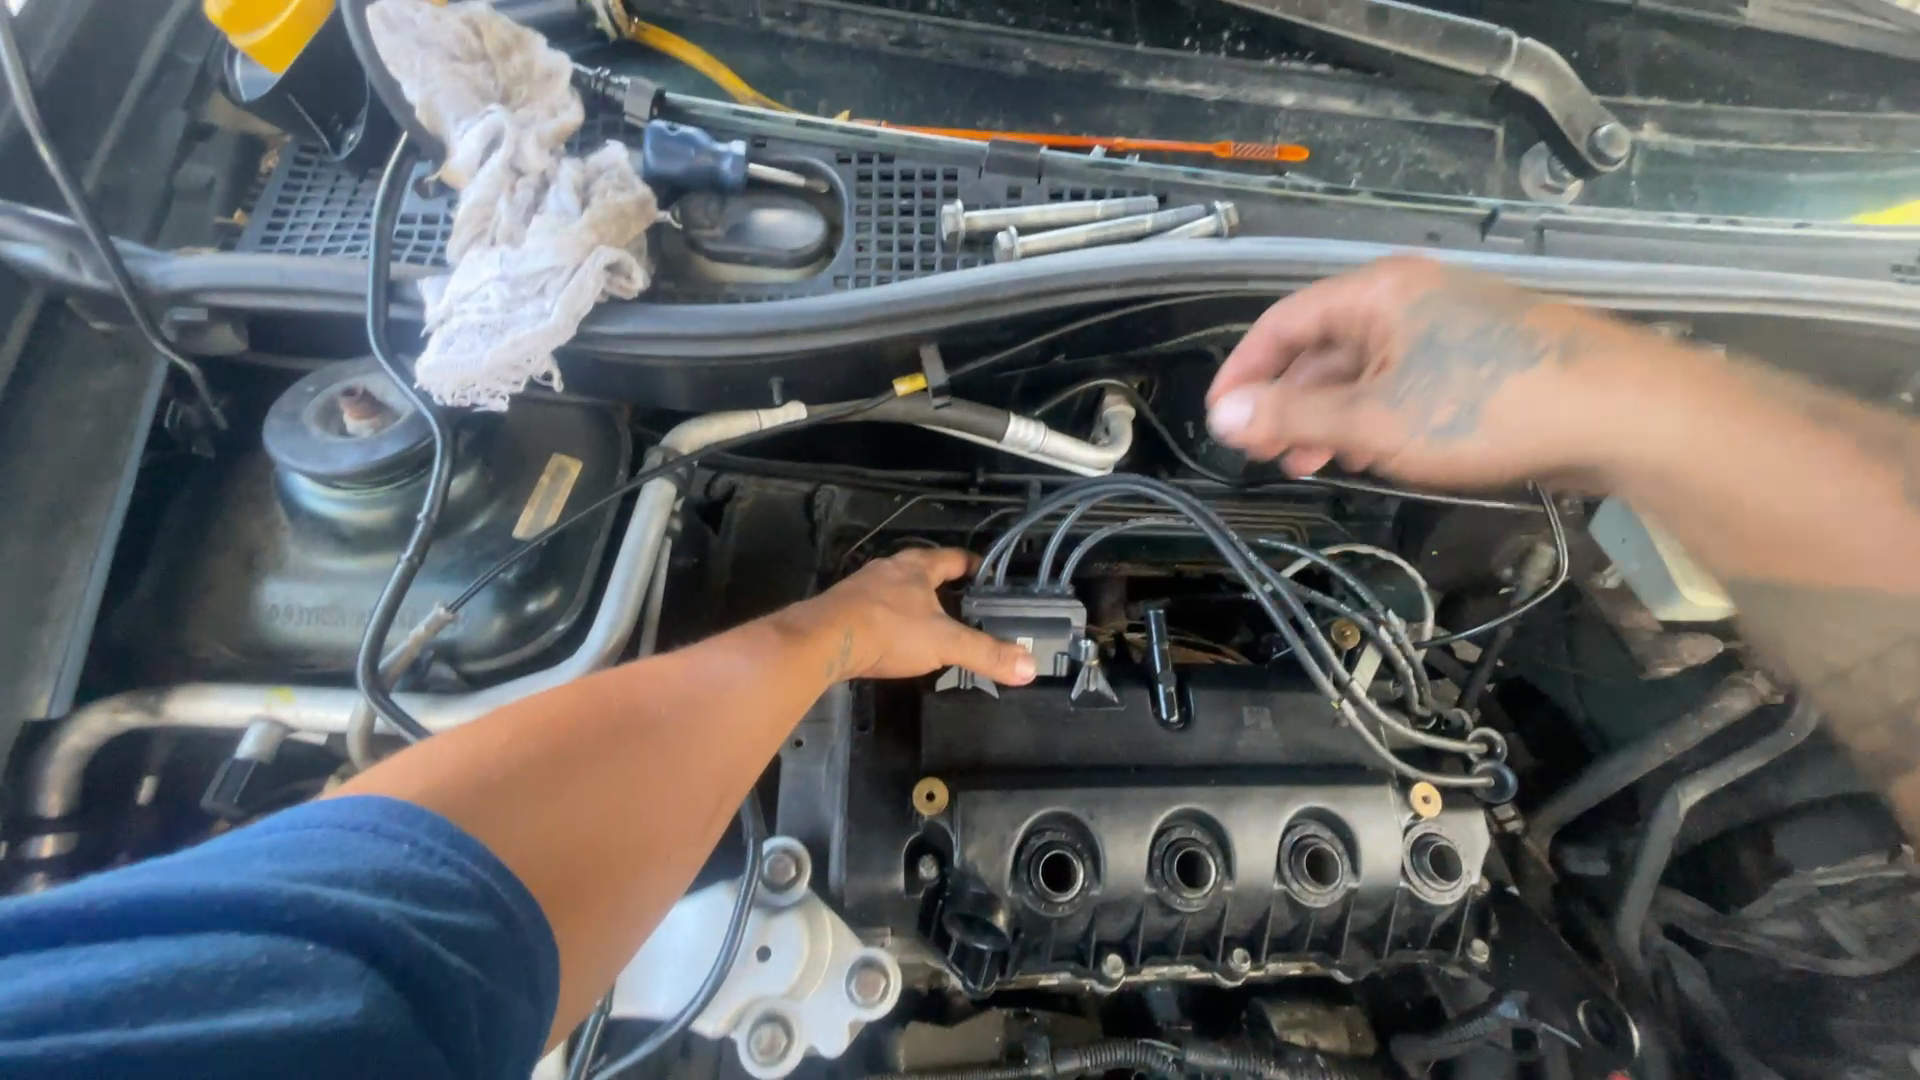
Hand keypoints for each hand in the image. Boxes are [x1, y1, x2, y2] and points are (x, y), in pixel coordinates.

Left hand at [788, 548, 1037, 684]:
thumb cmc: (888, 630)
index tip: (988, 573)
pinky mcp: (842, 609)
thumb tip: (1029, 666)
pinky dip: (887, 620)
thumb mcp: (945, 644)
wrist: (823, 641)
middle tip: (962, 600)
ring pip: (894, 589)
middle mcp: (888, 570)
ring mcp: (861, 588)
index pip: (953, 558)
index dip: (972, 564)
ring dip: (911, 601)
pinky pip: (872, 610)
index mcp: (916, 568)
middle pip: (921, 570)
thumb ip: (986, 654)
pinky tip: (891, 637)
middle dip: (940, 584)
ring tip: (929, 620)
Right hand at [1205, 256, 1678, 489]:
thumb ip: (1291, 415)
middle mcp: (1406, 299)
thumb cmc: (1487, 408)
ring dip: (1324, 418)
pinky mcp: (1472, 360)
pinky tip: (1365, 453)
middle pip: (1318, 349)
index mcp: (1376, 293)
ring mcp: (1443, 329)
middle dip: (1285, 403)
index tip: (1220, 419)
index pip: (1281, 324)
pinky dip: (1369, 418)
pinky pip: (1397, 385)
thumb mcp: (1372, 418)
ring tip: (1308, 463)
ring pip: (1358, 372)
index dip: (1243, 372)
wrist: (1631, 416)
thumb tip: (1221, 416)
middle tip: (1264, 452)